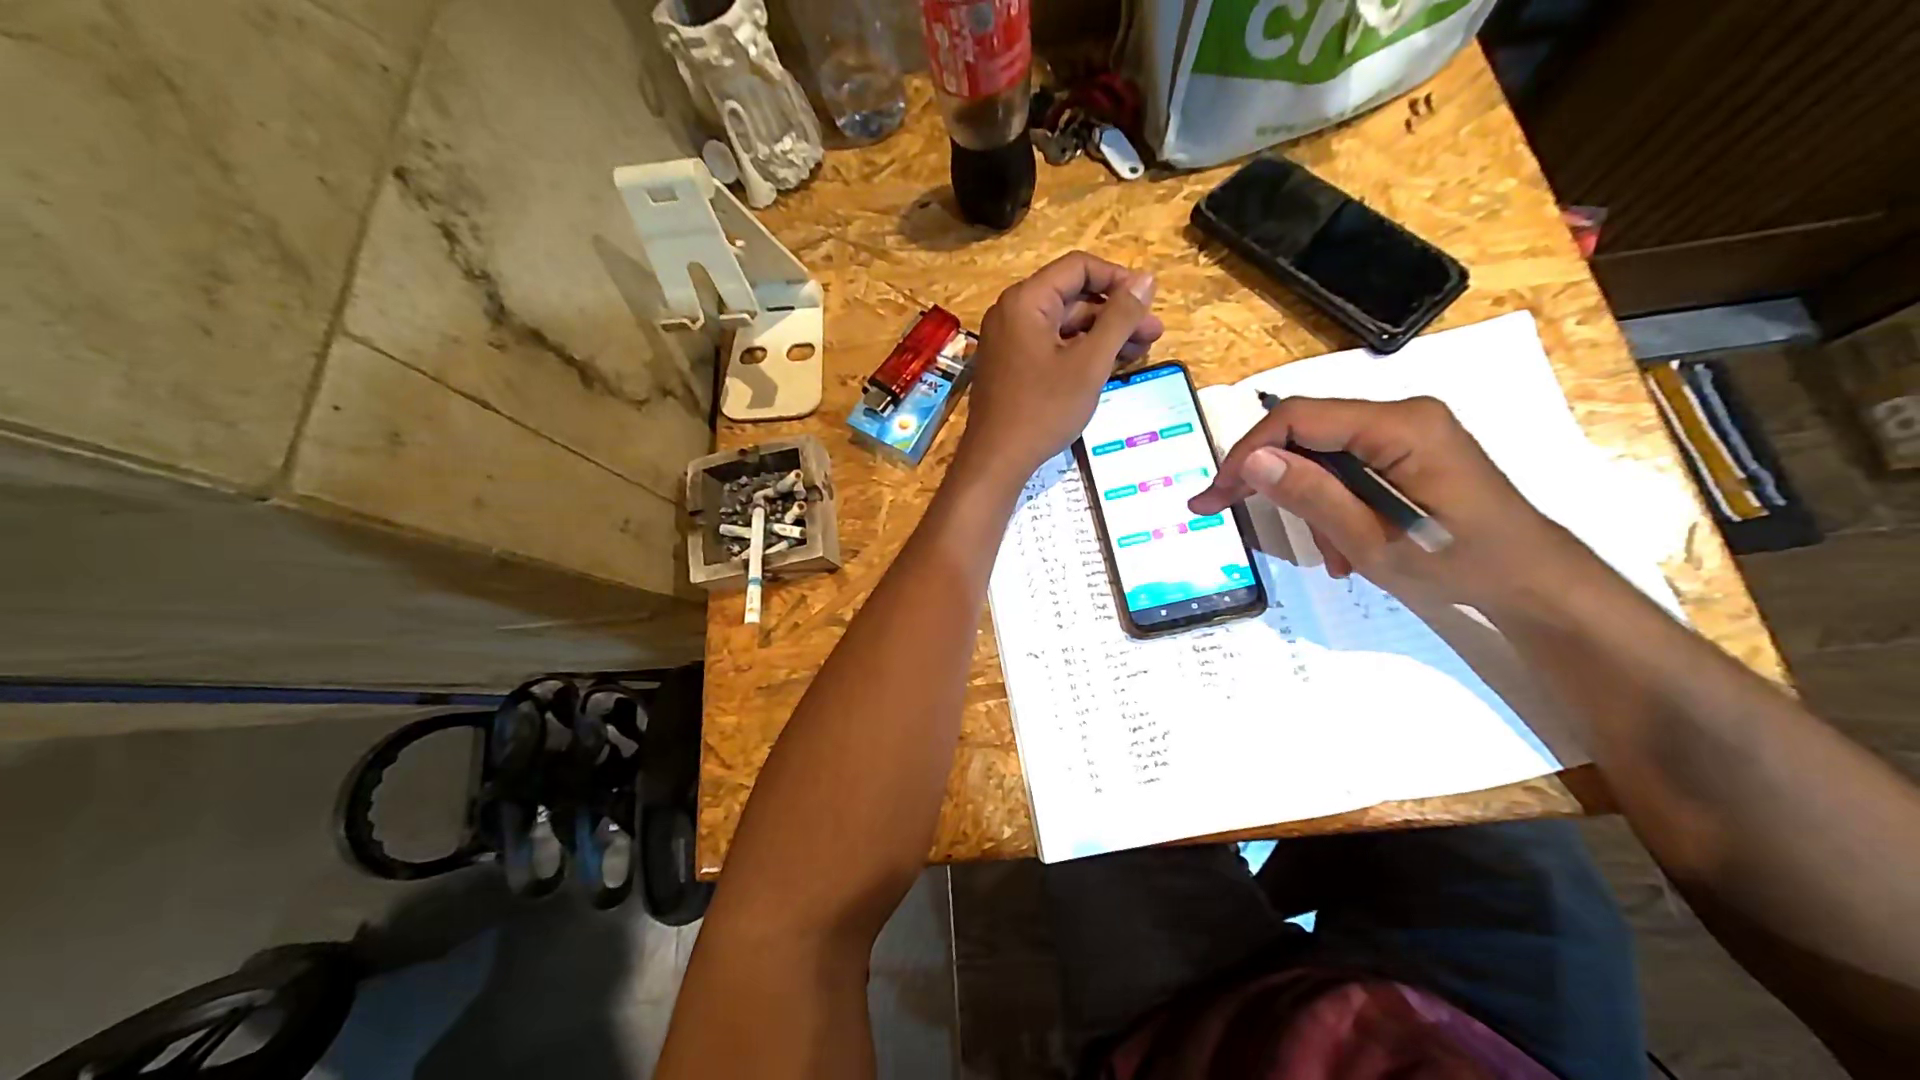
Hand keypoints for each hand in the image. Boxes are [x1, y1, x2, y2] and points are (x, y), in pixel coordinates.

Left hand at [955, 252, 1161, 482]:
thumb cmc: (1044, 409)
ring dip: (1103, 335)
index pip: (1078, 267)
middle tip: (1154, 333)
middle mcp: (1013, 312)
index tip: (1147, 302)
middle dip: (1117, 313)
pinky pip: (1052, 345)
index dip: (1119, 278)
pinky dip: (1081, 352)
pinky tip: (1111, 365)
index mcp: (1026, 301)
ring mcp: (1010, 340)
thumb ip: (1120, 317)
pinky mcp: (1012, 365)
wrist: (997, 459)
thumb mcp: (1090, 363)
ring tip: (1141, 351)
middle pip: (1073, 297)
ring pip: (1065, 324)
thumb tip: (1146, 279)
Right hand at [1188, 396, 1604, 615]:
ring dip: (1308, 500)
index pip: (1298, 418)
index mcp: (1400, 427)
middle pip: (1307, 432)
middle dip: (1269, 476)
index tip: (1216, 493)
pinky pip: (1348, 466)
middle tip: (1224, 510)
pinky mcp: (1410, 451)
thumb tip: (1254, 461)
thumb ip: (1313, 497)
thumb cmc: (1463, 565)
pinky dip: (1333, 503)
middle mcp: (1403, 415)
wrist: (1536, 581)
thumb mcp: (1376, 541)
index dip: (1248, 452)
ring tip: (1329, 555)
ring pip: (1323, 453)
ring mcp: (1408, 432)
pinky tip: (1345, 545)